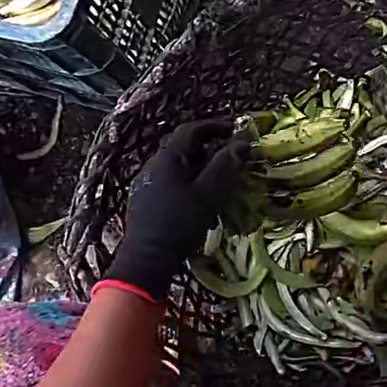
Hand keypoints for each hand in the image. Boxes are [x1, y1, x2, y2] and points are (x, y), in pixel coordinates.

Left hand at [105, 119, 249, 299]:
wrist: (147, 260)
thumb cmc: (179, 224)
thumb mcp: (208, 195)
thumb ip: (224, 166)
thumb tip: (241, 143)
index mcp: (168, 159)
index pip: (191, 130)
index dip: (214, 126)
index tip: (234, 130)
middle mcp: (153, 165)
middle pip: (184, 147)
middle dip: (209, 147)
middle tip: (231, 156)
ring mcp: (146, 182)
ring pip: (178, 165)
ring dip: (199, 166)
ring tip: (219, 179)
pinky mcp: (145, 199)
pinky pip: (171, 180)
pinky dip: (189, 181)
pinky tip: (199, 198)